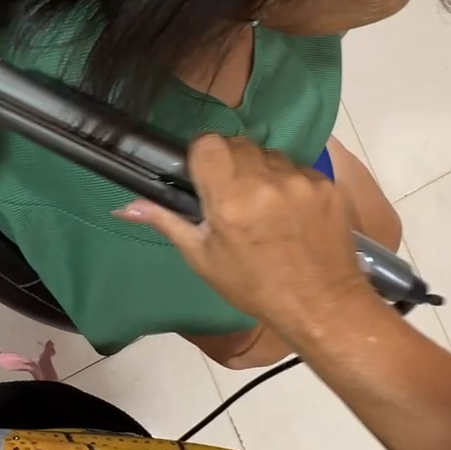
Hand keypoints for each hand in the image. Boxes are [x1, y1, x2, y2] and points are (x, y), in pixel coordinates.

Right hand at [117, 135, 373, 333]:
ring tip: (264, 206)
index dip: (202, 157)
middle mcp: (264, 180)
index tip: (204, 178)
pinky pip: (298, 169)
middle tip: (232, 195)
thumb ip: (167, 222)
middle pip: (238, 144)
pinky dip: (290, 183)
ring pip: (269, 154)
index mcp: (229, 198)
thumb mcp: (203, 258)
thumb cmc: (253, 286)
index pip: (208, 144)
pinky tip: (291, 213)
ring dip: (261, 170)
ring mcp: (300, 180)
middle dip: (231, 163)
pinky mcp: (327, 185)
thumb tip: (123, 208)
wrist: (321, 305)